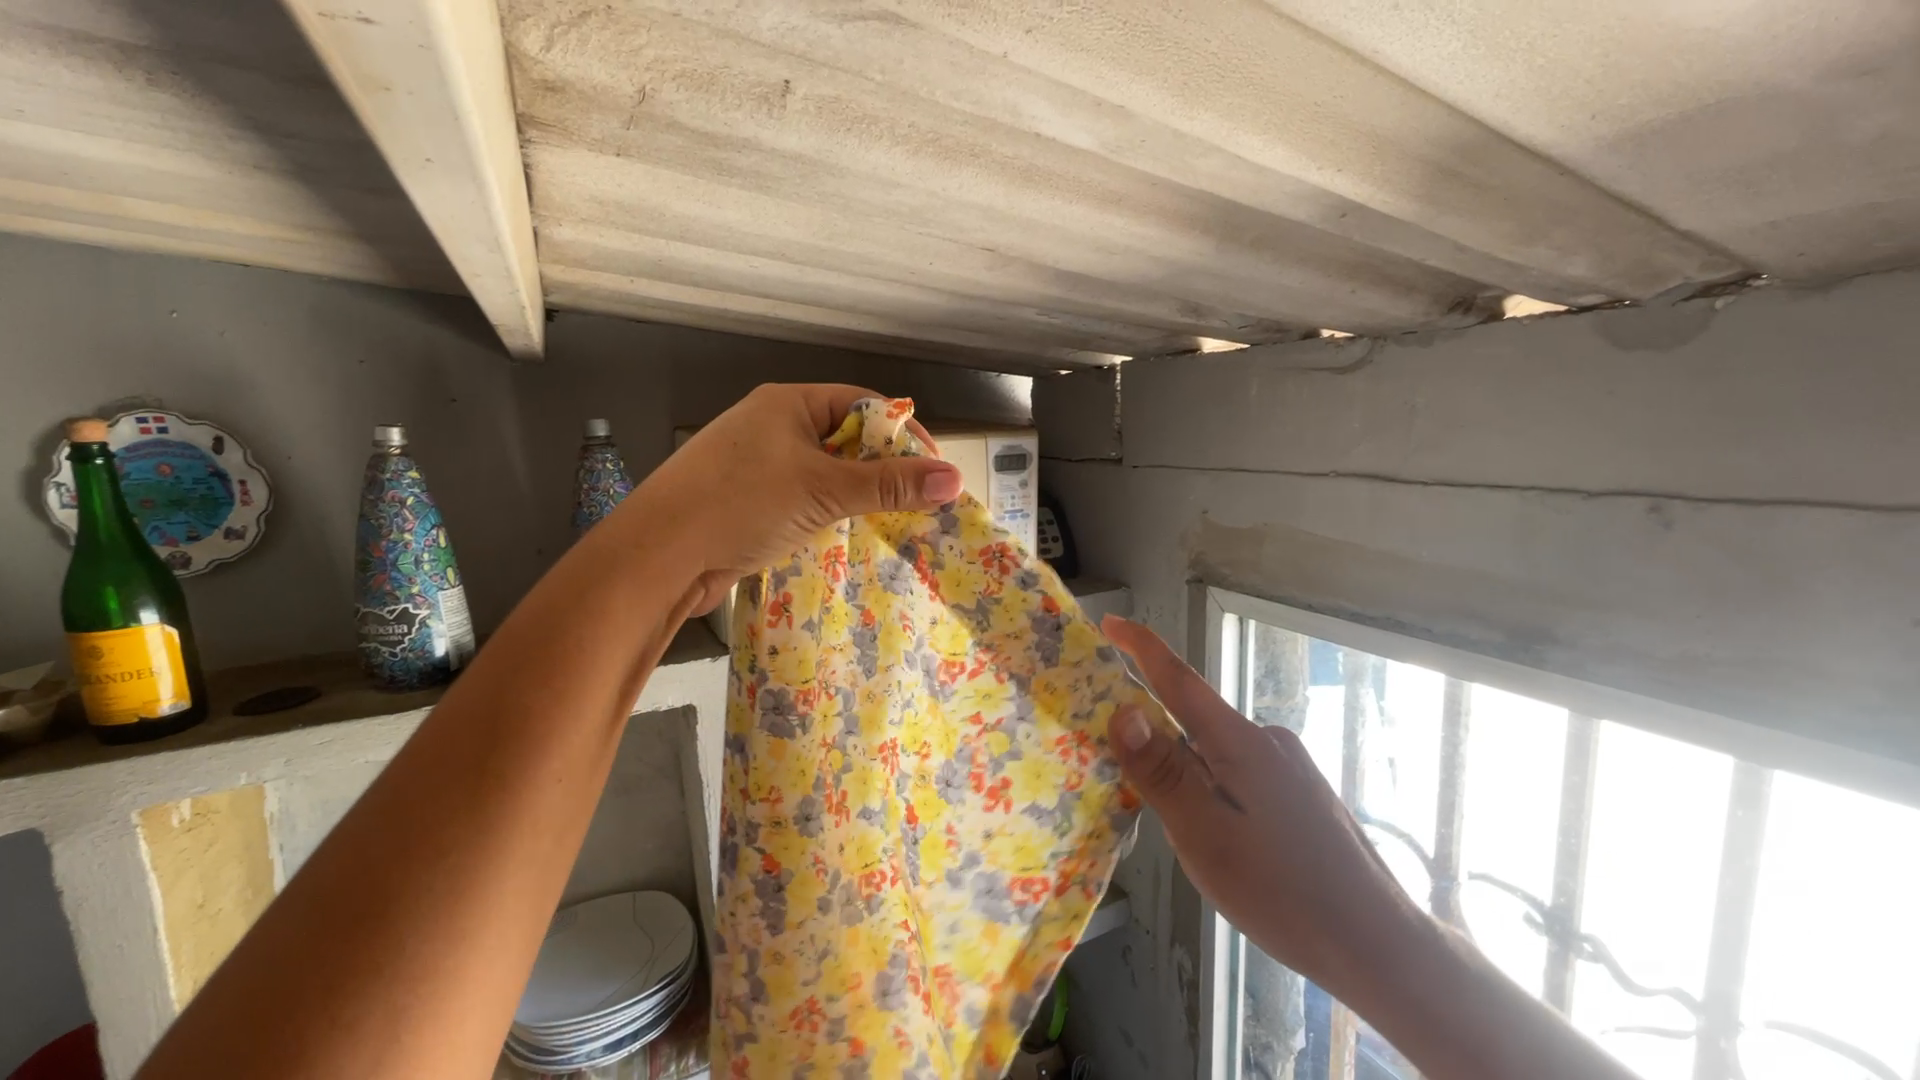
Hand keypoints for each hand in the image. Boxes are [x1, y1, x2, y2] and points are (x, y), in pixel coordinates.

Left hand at [604, 384, 964, 612]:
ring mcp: (756, 465)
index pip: (862, 405)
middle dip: (883, 470)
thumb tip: (955, 480)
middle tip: (919, 503)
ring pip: (824, 474)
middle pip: (845, 440)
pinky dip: (827, 516)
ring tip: (892, 524)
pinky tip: (846, 539)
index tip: (933, 471)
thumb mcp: (823, 490)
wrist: (657, 556)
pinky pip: (802, 500)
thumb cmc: (741, 503)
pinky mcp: (746, 502)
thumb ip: (889, 485)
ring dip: (856, 497)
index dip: (902, 435)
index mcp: (788, 403)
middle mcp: (771, 426)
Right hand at [1101, 615, 1425, 994]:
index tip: (1110, 622)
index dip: (1141, 648)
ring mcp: (1290, 768)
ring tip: (1191, 843)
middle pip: (1194, 722)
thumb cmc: (1281, 892)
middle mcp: (1267, 741)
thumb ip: (1163, 773)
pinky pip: (1239, 776)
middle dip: (1157, 743)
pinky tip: (1227, 846)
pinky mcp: (1302, 795)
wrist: (1376, 943)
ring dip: (1188, 780)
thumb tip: (1125, 710)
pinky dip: (1214, 794)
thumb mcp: (1203, 836)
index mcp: (1240, 743)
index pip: (1179, 680)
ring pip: (1216, 757)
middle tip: (1134, 793)